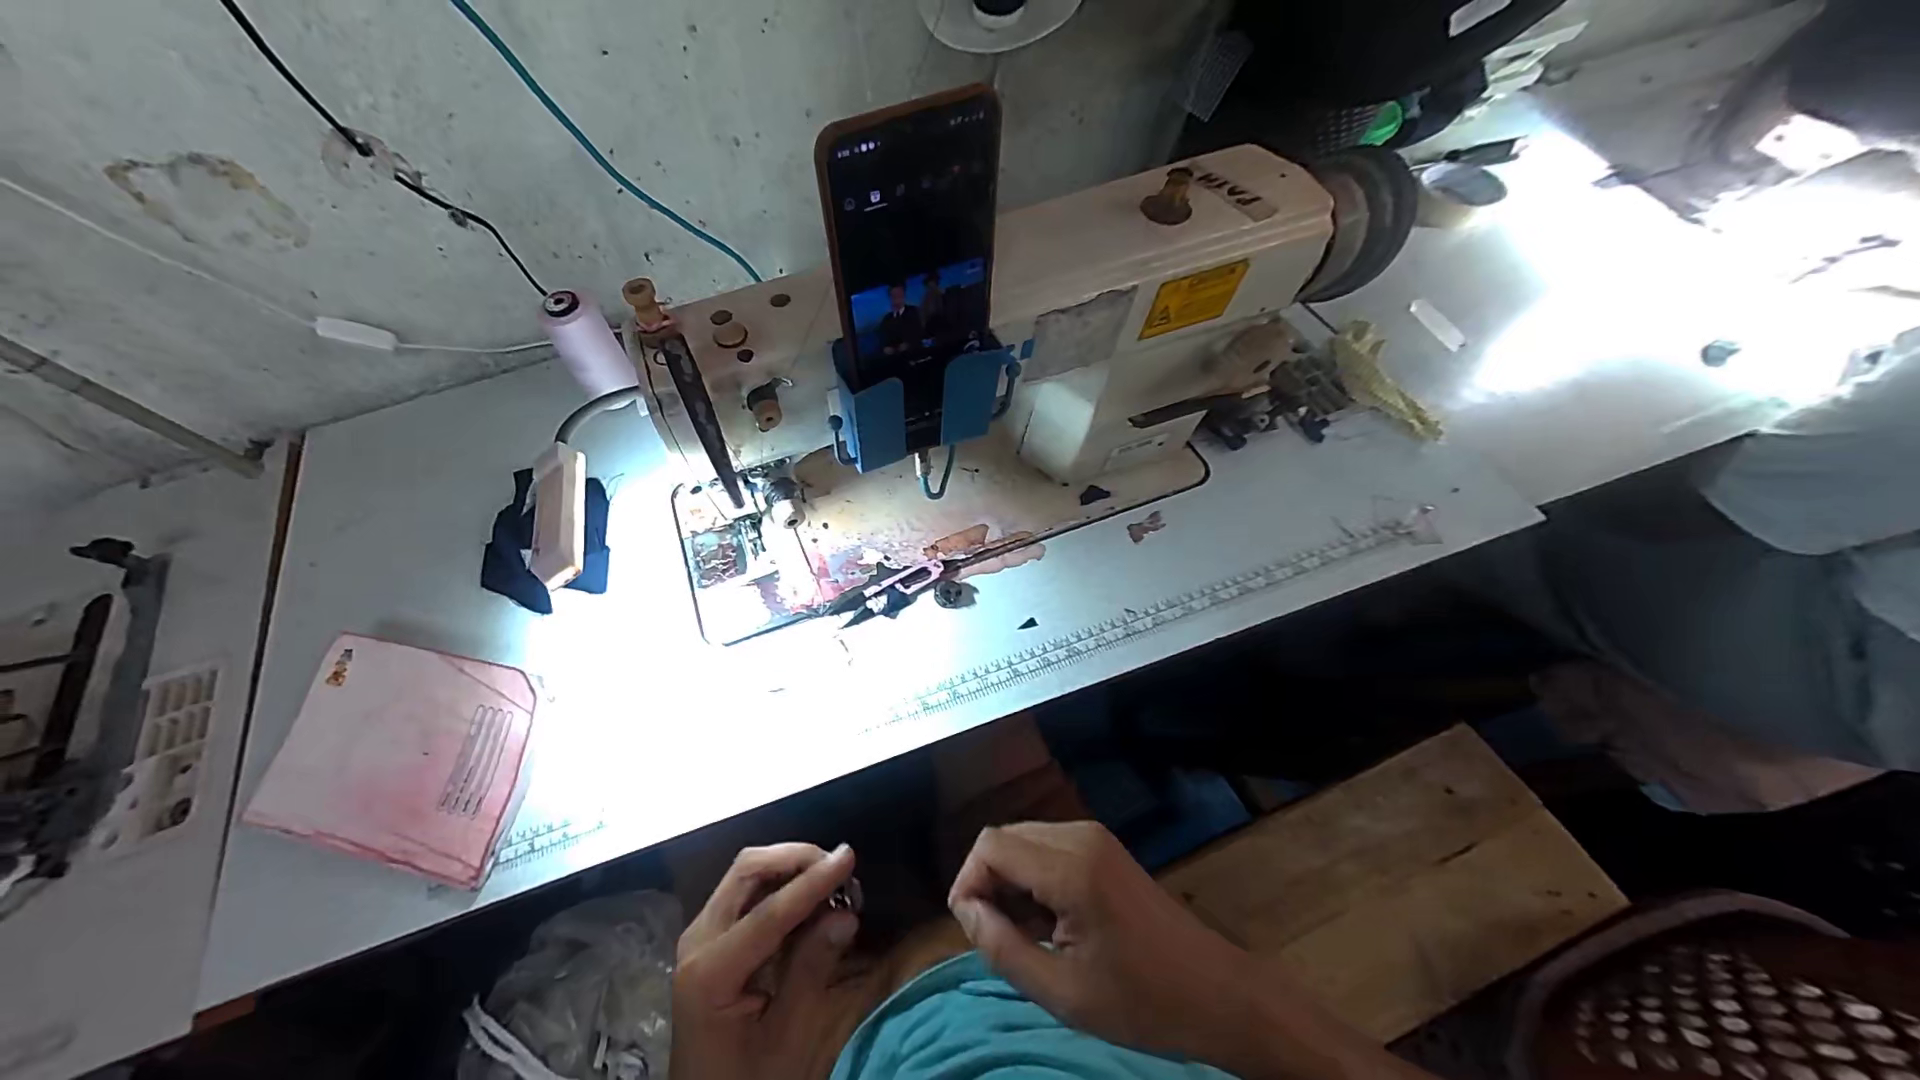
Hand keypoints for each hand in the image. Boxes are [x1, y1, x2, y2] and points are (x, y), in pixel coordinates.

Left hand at [671, 843, 859, 1079]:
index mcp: (709, 974)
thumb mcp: (787, 1042)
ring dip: (791, 868)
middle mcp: (697, 941)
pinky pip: (747, 891)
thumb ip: (811, 972)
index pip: (768, 911)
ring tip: (833, 884)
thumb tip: (845, 915)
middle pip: (748, 871)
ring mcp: (700, 936)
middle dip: (797, 859)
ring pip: (747, 874)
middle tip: (840, 870)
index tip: (849, 856)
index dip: (812, 880)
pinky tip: (811, 900)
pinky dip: (782, 883)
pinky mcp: (711, 938)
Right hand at [947, 822, 1432, 1079]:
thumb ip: (1001, 946)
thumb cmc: (1142, 1001)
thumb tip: (966, 909)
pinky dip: (1034, 876)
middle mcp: (1079, 836)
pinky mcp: (1103, 846)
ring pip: (1023, 840)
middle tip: (1002, 938)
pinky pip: (1047, 846)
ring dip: (1011, 881)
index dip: (969, 883)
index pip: (990, 846)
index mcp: (1069, 867)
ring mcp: (1095, 836)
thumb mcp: (1061, 992)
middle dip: (988, 882)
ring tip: (1030, 935)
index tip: (977, 932)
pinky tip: (1052, 919)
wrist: (1217, 993)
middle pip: (1004, 837)